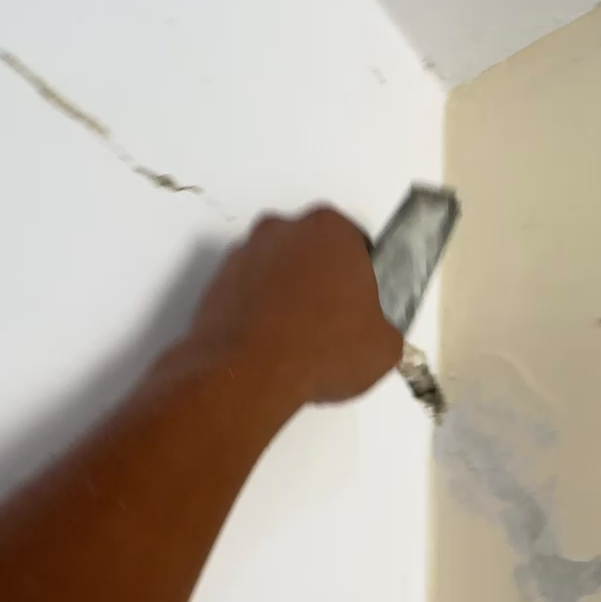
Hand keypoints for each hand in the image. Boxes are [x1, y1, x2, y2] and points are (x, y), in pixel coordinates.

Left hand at [193, 207, 402, 405]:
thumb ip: (383, 328)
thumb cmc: (326, 349)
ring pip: (279, 272)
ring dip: (289, 297)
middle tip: (333, 326)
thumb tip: (373, 334)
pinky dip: (261, 313)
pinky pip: (250, 293)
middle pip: (314, 254)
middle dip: (323, 283)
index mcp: (332, 230)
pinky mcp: (216, 281)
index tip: (362, 311)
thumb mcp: (385, 348)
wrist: (249, 373)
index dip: (363, 281)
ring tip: (298, 342)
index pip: (358, 247)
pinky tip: (271, 347)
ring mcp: (244, 251)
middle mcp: (284, 228)